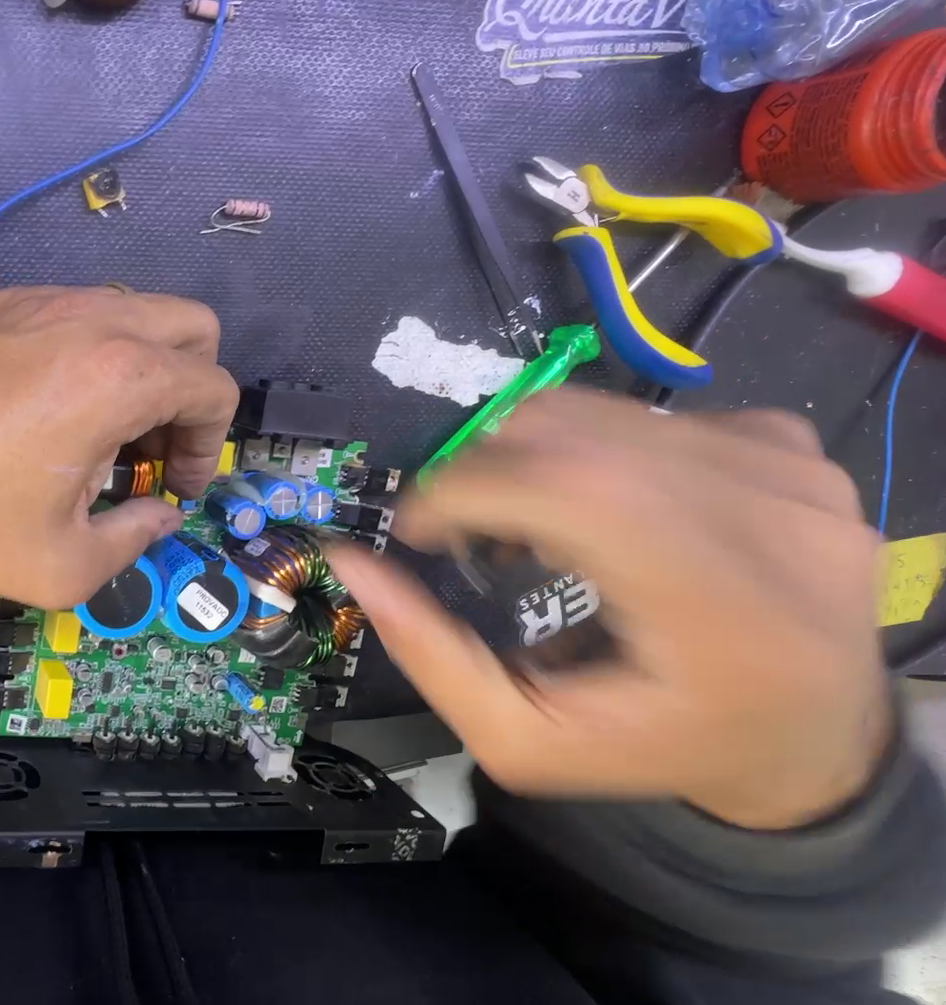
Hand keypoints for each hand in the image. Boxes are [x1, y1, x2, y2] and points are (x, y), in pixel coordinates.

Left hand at [0, 286, 237, 609]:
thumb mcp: (67, 566)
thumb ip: (138, 538)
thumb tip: (163, 514)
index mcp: (118, 377)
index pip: (213, 387)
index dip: (208, 445)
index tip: (172, 486)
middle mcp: (87, 319)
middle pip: (190, 326)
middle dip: (191, 388)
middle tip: (150, 446)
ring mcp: (38, 301)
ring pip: (131, 309)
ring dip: (141, 364)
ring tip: (98, 427)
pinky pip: (74, 310)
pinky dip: (90, 347)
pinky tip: (49, 402)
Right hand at [325, 389, 890, 829]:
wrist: (810, 735)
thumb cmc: (656, 746)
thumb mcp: (523, 740)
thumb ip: (426, 653)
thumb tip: (349, 560)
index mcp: (725, 610)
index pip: (571, 488)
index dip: (464, 489)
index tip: (419, 531)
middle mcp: (774, 519)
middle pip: (570, 432)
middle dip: (479, 471)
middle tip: (464, 531)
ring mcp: (791, 471)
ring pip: (593, 411)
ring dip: (525, 459)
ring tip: (528, 525)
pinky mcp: (789, 446)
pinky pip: (639, 415)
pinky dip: (585, 451)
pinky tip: (600, 511)